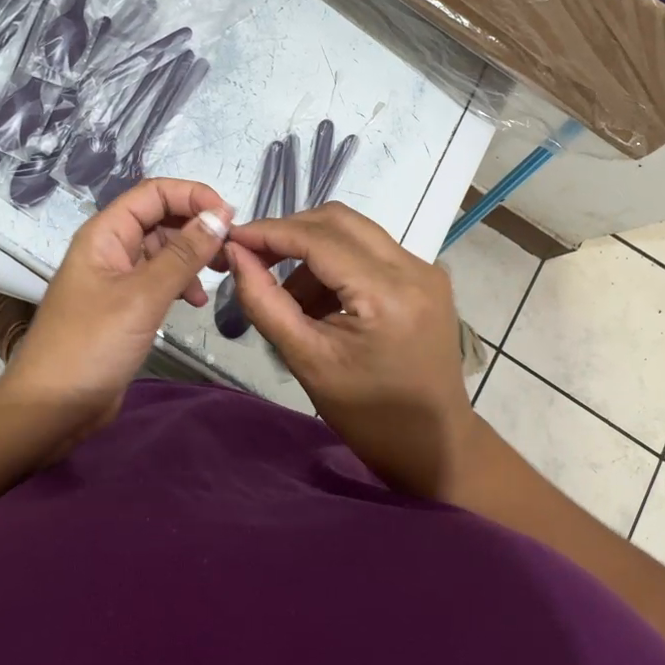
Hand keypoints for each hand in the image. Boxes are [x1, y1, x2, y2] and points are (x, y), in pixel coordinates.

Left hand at [0, 178, 231, 447]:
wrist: (51, 408)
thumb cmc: (91, 345)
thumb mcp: (143, 297)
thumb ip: (183, 254)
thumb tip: (219, 214)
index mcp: (104, 234)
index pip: (153, 193)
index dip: (192, 196)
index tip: (230, 217)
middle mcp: (108, 249)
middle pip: (159, 218)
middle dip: (196, 227)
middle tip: (230, 251)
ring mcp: (114, 279)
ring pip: (161, 250)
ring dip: (191, 257)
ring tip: (218, 277)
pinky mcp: (121, 308)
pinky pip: (157, 280)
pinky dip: (179, 284)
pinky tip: (195, 302)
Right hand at [226, 203, 476, 501]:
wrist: (433, 445)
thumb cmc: (367, 414)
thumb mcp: (306, 360)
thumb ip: (265, 301)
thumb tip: (235, 253)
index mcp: (387, 294)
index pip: (318, 239)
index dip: (269, 232)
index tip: (231, 238)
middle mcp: (413, 268)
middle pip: (337, 220)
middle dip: (289, 232)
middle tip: (253, 257)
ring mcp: (424, 269)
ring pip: (353, 230)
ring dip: (311, 248)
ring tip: (288, 295)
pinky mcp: (426, 277)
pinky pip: (370, 249)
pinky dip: (335, 261)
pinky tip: (319, 300)